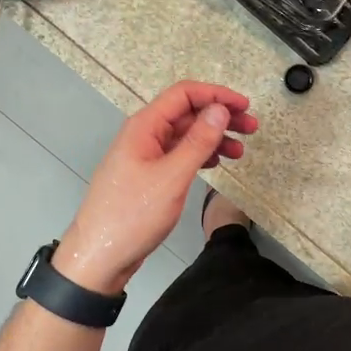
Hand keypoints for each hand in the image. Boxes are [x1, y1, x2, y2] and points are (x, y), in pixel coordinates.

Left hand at [51, 81, 257, 294]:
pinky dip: (199, 156)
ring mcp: (144, 156)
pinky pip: (177, 155)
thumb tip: (220, 109)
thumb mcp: (172, 177)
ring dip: (213, 138)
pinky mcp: (147, 176)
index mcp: (144, 126)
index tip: (245, 106)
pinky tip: (216, 164)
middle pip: (186, 113)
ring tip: (240, 152)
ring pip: (184, 136)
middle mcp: (143, 135)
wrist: (99, 256)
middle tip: (251, 129)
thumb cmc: (133, 215)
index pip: (183, 94)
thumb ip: (198, 141)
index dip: (216, 95)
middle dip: (219, 117)